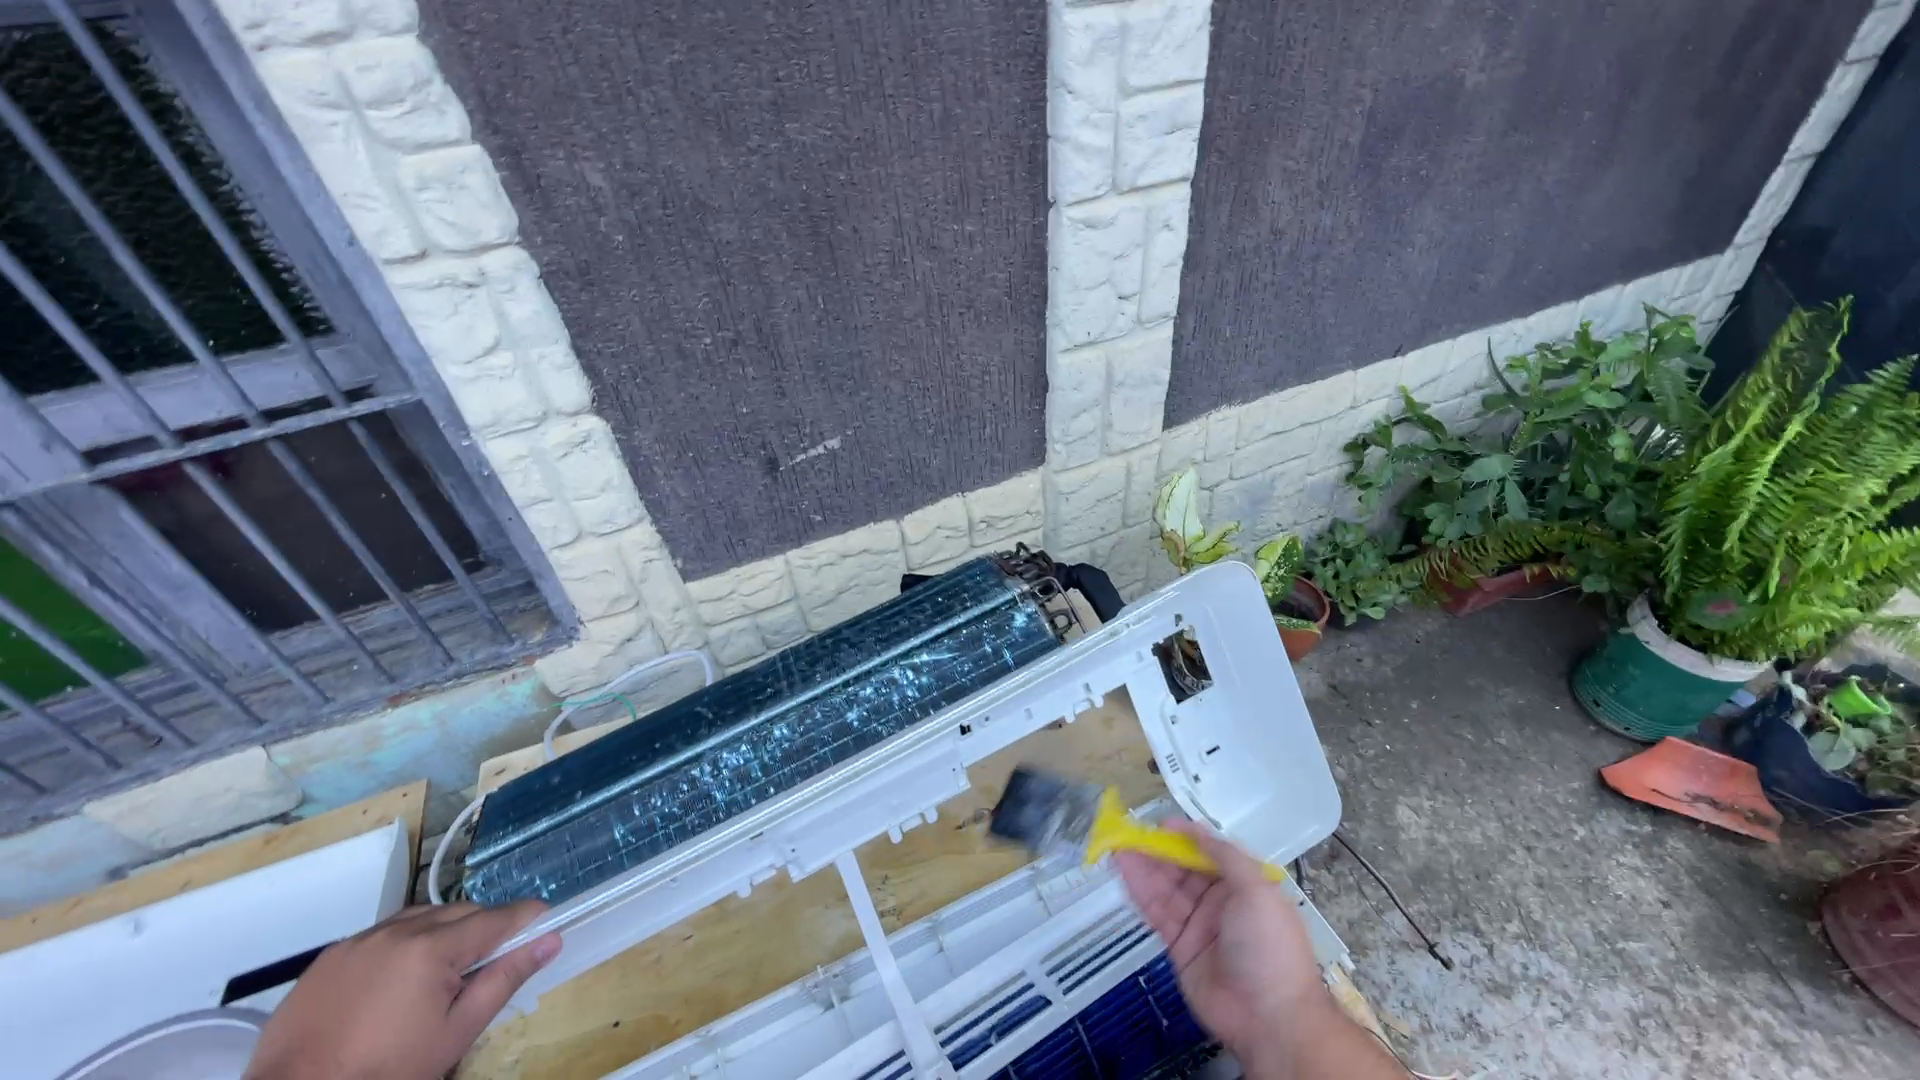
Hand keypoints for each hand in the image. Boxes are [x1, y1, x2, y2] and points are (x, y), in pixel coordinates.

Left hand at [244, 901, 560, 1079]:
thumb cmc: (386, 1072)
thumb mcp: (455, 1033)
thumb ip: (504, 980)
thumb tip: (549, 940)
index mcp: (433, 948)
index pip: (498, 918)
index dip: (527, 919)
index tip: (545, 927)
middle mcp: (398, 930)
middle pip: (462, 911)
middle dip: (486, 928)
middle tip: (492, 964)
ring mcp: (359, 940)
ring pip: (422, 916)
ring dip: (445, 931)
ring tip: (445, 971)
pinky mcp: (330, 955)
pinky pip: (383, 933)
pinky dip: (405, 942)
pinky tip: (400, 979)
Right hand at [1113, 822, 1328, 1061]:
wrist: (1268, 1017)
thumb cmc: (1269, 947)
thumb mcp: (1257, 891)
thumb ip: (1225, 856)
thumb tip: (1196, 830)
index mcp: (1245, 887)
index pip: (1210, 854)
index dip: (1186, 838)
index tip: (1161, 825)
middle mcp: (1221, 903)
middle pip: (1184, 870)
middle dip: (1158, 851)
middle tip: (1130, 834)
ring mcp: (1199, 926)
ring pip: (1166, 889)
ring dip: (1143, 868)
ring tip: (1119, 847)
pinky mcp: (1180, 947)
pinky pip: (1157, 914)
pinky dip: (1140, 893)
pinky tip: (1125, 873)